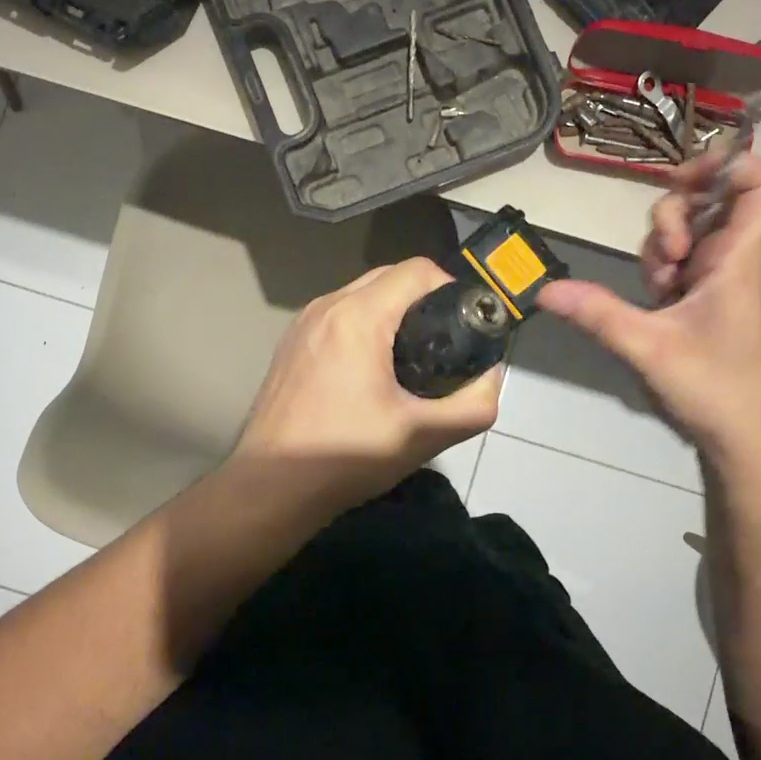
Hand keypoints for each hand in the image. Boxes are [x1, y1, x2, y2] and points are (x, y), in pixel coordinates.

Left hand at [230, 257, 500, 511]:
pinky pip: (338, 317)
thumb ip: (472, 405)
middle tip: (446, 346)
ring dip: (393, 314)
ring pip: (361, 296)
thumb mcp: (423, 437)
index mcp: (357, 318)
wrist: (269, 489)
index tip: (466, 327)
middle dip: (424, 302)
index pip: (417, 271)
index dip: (451, 290)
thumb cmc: (345, 458)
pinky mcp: (290, 345)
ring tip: (413, 361)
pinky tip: (373, 373)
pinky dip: (364, 328)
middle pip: (389, 277)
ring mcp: (302, 324)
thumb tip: (490, 377)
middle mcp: (326, 307)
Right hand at [536, 153, 760, 454]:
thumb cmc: (715, 391)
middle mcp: (740, 261)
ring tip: (658, 290)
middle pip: (715, 200)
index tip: (683, 182)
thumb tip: (545, 290)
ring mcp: (728, 280)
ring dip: (665, 248)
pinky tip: (657, 303)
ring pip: (696, 232)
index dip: (729, 166)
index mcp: (741, 260)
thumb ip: (597, 313)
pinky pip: (690, 263)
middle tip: (663, 258)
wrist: (749, 440)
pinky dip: (666, 272)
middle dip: (674, 215)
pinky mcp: (716, 300)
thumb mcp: (647, 349)